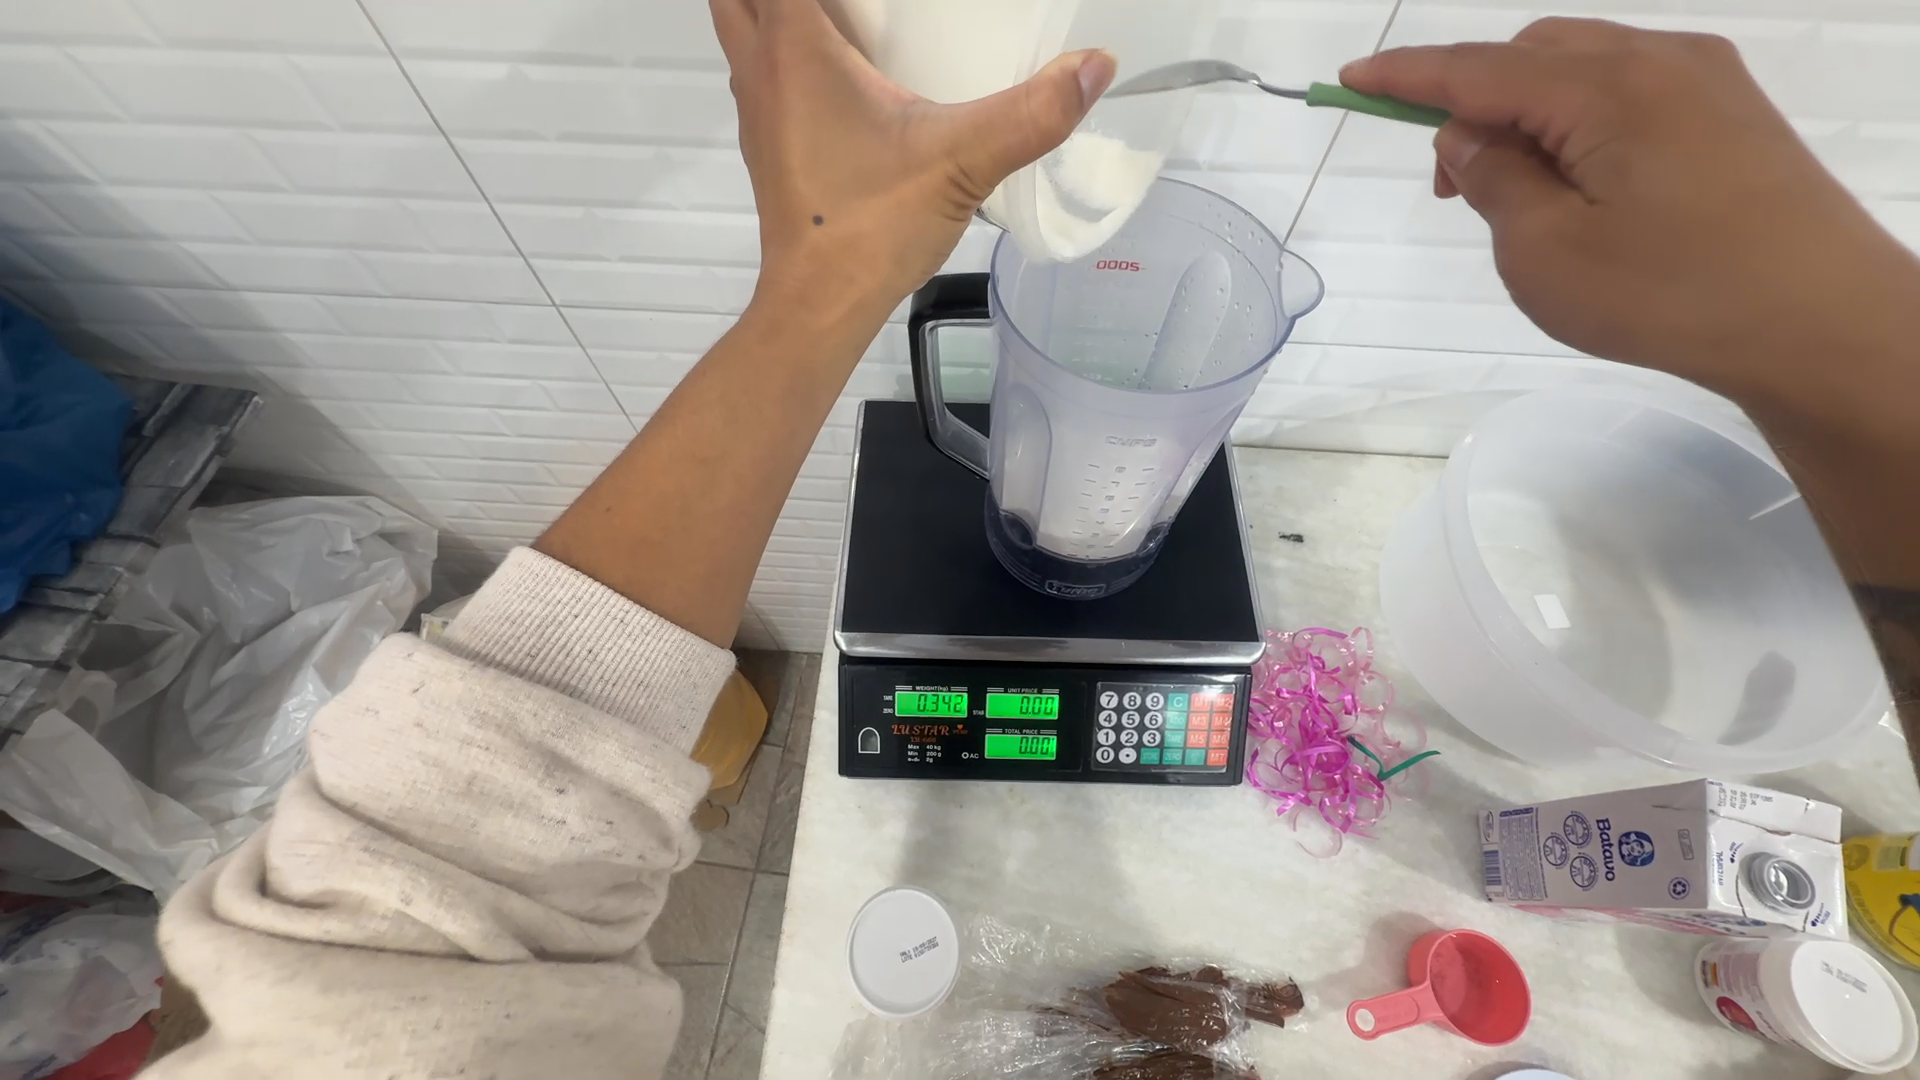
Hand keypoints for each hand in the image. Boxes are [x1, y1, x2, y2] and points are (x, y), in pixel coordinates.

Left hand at [711, 0, 1114, 316]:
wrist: (820, 306)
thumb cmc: (870, 231)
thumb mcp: (960, 164)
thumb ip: (1029, 115)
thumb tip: (1096, 66)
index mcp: (796, 47)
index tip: (880, 0)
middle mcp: (761, 72)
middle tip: (849, 2)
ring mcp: (758, 117)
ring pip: (742, 34)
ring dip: (773, 13)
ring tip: (844, 21)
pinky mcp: (768, 154)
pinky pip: (762, 82)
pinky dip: (784, 63)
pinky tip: (839, 86)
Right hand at [1341, 19, 1919, 393]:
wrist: (1808, 318)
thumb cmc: (1659, 290)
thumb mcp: (1541, 247)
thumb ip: (1494, 178)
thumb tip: (1465, 136)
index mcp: (1607, 91)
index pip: (1479, 69)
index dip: (1407, 74)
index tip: (1350, 79)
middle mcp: (1658, 62)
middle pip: (1530, 52)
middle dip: (1468, 102)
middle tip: (1451, 187)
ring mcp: (1700, 81)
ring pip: (1575, 68)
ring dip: (1518, 113)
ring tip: (1507, 193)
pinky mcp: (1720, 111)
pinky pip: (1618, 90)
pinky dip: (1566, 120)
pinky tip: (1566, 180)